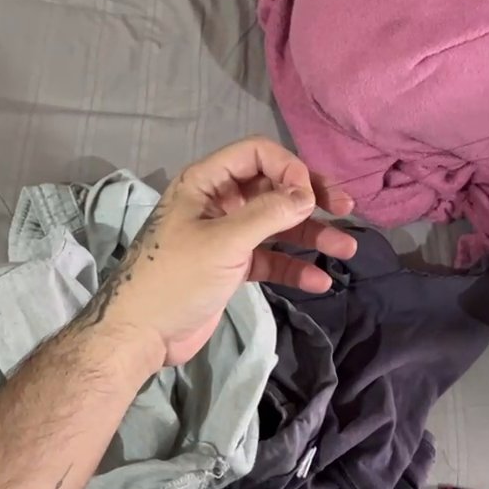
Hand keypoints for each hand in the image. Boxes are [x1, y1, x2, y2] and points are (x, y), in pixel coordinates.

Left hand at [75, 137, 356, 370]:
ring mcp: (227, 235)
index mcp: (206, 183)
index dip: (288, 167)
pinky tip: (319, 281)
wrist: (141, 334)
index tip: (311, 196)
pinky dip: (293, 266)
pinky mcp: (232, 266)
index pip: (256, 154)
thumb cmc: (175, 279)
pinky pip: (271, 258)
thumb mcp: (223, 241)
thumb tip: (307, 193)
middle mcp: (219, 202)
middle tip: (346, 208)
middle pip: (273, 187)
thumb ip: (267, 214)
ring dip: (311, 234)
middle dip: (310, 198)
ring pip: (277, 225)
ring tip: (347, 248)